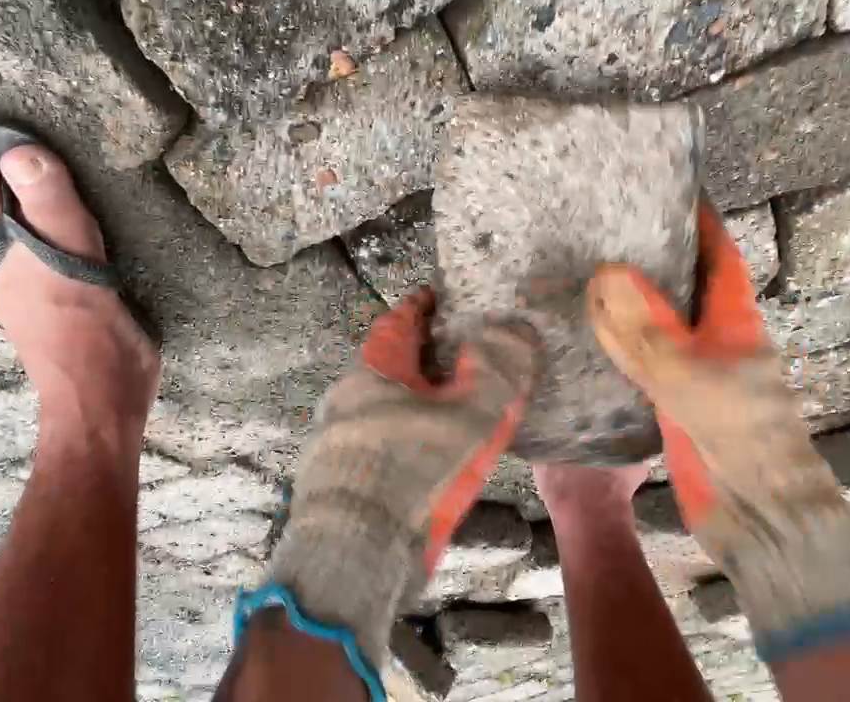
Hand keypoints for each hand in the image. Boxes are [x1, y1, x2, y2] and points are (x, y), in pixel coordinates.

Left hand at [256, 288, 538, 667]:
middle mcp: (347, 393)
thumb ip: (497, 372)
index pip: (397, 320)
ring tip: (444, 403)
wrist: (354, 551)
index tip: (437, 298)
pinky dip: (397, 429)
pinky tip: (419, 450)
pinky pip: (371, 435)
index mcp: (373, 369)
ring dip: (408, 395)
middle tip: (453, 353)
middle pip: (385, 360)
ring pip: (378, 400)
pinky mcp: (333, 472)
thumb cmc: (414, 472)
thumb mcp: (471, 418)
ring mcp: (335, 434)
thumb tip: (515, 330)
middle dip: (417, 354)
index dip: (420, 306)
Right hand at [585, 203, 849, 663]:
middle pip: (687, 279)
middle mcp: (717, 334)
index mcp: (734, 319)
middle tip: (609, 221)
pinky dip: (619, 335)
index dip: (699, 218)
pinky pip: (644, 352)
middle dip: (657, 249)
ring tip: (589, 262)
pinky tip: (587, 327)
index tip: (670, 186)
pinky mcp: (677, 394)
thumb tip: (606, 270)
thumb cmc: (738, 436)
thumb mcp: (688, 375)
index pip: (719, 254)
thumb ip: (647, 326)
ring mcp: (698, 365)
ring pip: (662, 315)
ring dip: (633, 292)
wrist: (760, 513)